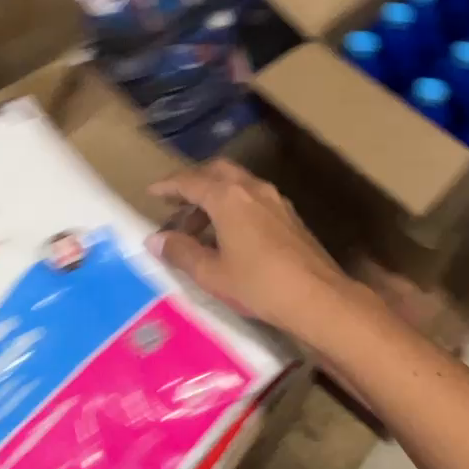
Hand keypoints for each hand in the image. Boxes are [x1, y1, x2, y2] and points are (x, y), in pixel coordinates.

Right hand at [147, 160, 358, 340]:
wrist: (316, 295)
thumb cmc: (258, 284)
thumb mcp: (212, 273)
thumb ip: (181, 252)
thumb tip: (155, 239)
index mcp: (230, 197)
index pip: (192, 181)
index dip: (169, 185)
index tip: (152, 192)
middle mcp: (253, 189)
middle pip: (218, 172)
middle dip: (195, 183)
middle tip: (174, 204)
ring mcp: (275, 199)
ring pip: (238, 184)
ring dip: (215, 197)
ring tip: (196, 229)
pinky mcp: (289, 214)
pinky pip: (254, 198)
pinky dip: (234, 206)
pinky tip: (227, 235)